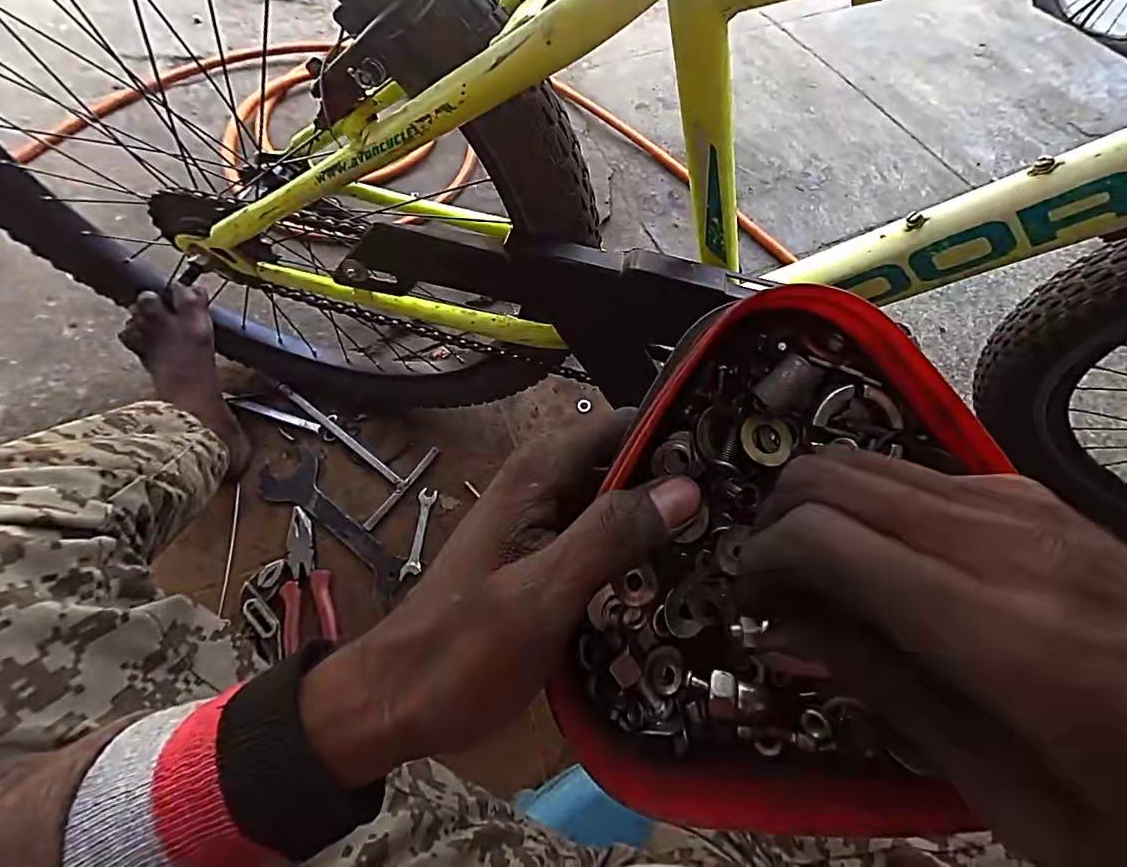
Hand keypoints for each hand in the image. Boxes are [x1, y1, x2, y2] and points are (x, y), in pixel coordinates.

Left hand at [297, 407, 699, 786]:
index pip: (621, 425)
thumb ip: (611, 535)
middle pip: (622, 461)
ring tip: (714, 545)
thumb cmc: (463, 648)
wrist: (398, 701)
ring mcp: (543, 519)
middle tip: (729, 516)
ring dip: (655, 518)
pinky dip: (633, 547)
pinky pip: (601, 534)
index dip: (671, 438)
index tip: (723, 466)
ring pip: (615, 499)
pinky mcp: (546, 553)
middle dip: (671, 483)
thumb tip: (685, 489)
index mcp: (538, 472)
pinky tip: (667, 575)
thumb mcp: (544, 591)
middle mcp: (542, 483)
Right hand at [738, 449, 1126, 866]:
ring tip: (814, 576)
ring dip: (816, 507)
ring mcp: (1018, 504)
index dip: (762, 562)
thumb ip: (891, 696)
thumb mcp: (1024, 805)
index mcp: (1001, 630)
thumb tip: (789, 637)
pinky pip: (911, 475)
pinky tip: (880, 564)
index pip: (824, 537)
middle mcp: (1000, 538)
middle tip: (769, 588)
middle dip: (774, 522)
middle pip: (829, 475)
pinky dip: (867, 504)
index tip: (747, 603)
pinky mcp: (1032, 496)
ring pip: (862, 461)